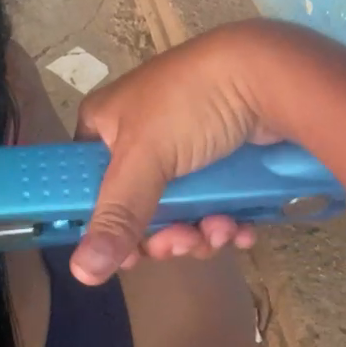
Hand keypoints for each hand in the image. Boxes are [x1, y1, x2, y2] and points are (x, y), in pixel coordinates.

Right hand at [70, 22, 290, 283]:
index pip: (87, 181)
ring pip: (179, 210)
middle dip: (164, 233)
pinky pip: (212, 203)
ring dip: (200, 233)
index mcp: (106, 123)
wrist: (265, 74)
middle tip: (183, 243)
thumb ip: (116, 216)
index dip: (102, 222)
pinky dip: (225, 221)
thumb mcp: (144, 158)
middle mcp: (138, 135)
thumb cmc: (189, 105)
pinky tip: (242, 228)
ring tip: (222, 230)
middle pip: (137, 205)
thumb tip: (80, 272)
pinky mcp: (220, 158)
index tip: (128, 255)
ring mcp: (182, 147)